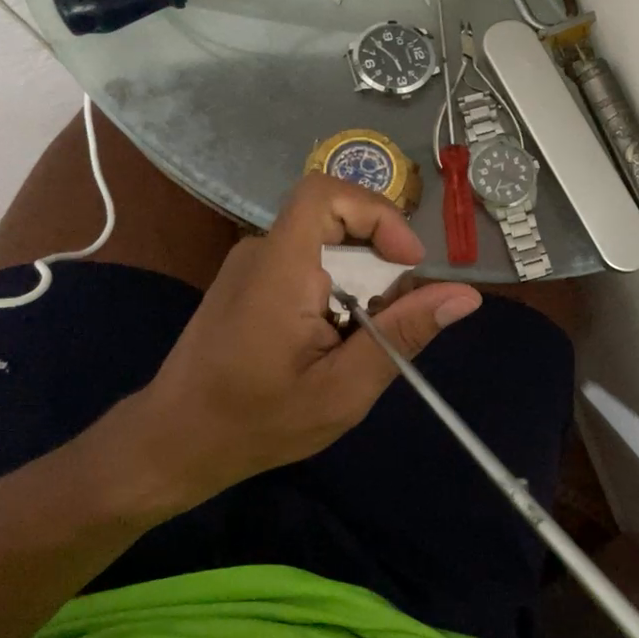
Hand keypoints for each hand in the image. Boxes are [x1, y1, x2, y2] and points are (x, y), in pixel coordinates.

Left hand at [95, 175, 481, 514]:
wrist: (173, 444)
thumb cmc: (257, 423)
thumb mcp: (344, 389)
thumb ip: (402, 335)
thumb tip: (465, 296)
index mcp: (280, 271)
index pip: (326, 193)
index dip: (378, 213)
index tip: (407, 261)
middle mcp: (261, 253)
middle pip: (336, 218)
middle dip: (381, 257)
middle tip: (395, 314)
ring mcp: (251, 264)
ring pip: (327, 243)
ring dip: (362, 278)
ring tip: (363, 338)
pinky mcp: (250, 280)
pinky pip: (309, 260)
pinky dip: (339, 287)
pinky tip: (336, 339)